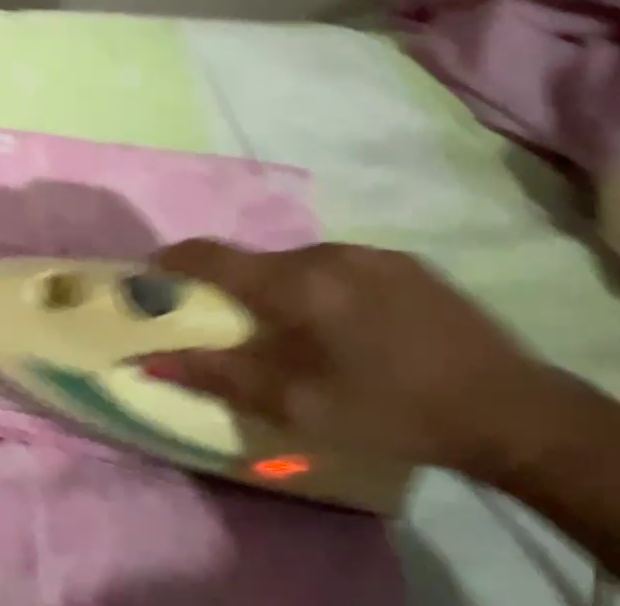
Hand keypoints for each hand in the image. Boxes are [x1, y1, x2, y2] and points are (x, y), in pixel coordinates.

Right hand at [146, 239, 555, 474]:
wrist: (519, 416)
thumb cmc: (391, 411)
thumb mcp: (295, 405)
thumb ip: (217, 374)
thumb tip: (150, 358)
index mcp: (291, 283)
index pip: (204, 255)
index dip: (167, 264)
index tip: (150, 283)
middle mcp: (322, 253)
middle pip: (251, 262)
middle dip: (231, 290)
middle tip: (234, 330)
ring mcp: (369, 254)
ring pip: (296, 265)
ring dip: (281, 291)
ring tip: (299, 335)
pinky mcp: (406, 264)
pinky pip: (339, 268)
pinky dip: (324, 290)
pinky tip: (351, 330)